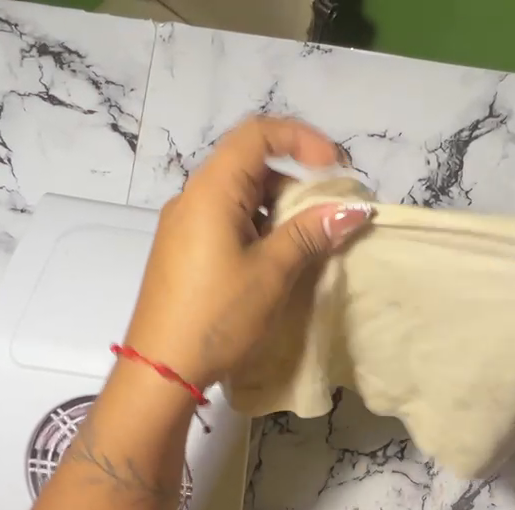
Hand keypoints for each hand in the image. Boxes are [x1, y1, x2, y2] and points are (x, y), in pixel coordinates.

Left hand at [123, 115, 373, 388]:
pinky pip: (225, 224)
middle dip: (295, 183)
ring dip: (278, 212)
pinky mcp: (182, 254)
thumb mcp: (271, 274)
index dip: (302, 140)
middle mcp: (192, 198)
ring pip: (239, 199)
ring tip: (307, 247)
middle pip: (250, 166)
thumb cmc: (217, 316)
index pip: (258, 134)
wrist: (161, 369)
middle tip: (328, 216)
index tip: (336, 171)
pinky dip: (257, 232)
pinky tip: (274, 266)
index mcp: (212, 190)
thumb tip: (352, 209)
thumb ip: (310, 235)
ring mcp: (183, 227)